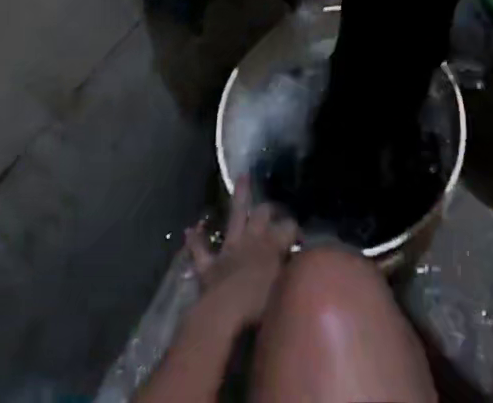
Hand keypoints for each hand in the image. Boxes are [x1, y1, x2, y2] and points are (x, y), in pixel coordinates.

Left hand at [185, 178, 299, 330]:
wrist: (223, 315)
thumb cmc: (260, 304)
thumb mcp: (285, 286)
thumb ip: (292, 269)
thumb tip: (301, 260)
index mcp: (272, 244)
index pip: (289, 227)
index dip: (296, 230)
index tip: (302, 238)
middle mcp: (252, 239)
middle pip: (263, 213)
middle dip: (270, 208)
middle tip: (276, 209)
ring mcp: (229, 250)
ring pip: (235, 217)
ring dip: (239, 197)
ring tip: (242, 177)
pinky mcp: (209, 265)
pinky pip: (200, 249)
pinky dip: (196, 239)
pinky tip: (190, 229)